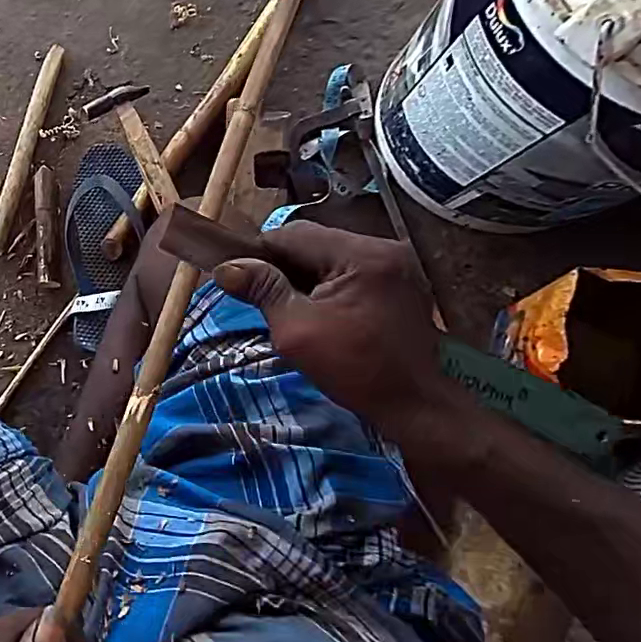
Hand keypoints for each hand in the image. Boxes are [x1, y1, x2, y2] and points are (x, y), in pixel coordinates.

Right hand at [211, 220, 451, 442]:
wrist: (415, 406)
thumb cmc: (354, 369)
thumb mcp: (296, 330)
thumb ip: (262, 290)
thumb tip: (225, 268)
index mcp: (362, 255)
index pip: (292, 234)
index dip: (260, 255)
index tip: (243, 283)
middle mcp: (383, 247)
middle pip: (311, 240)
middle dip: (283, 266)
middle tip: (265, 299)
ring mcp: (395, 262)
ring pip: (327, 253)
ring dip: (303, 274)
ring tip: (292, 306)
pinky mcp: (398, 278)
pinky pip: (347, 267)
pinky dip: (325, 282)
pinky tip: (319, 308)